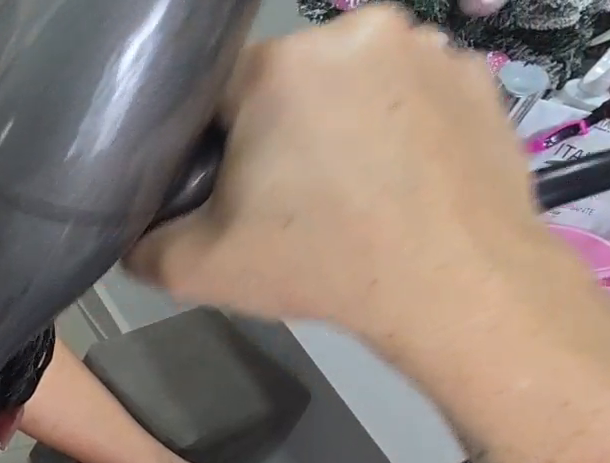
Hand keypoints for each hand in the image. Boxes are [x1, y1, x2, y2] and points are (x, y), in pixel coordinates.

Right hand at [126, 5, 583, 364]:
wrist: (451, 282)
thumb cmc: (315, 264)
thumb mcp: (189, 269)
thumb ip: (139, 243)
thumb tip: (134, 230)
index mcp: (280, 67)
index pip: (209, 89)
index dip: (199, 141)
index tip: (208, 185)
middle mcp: (356, 34)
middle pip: (279, 81)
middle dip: (265, 130)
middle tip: (267, 197)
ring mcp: (428, 47)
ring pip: (340, 83)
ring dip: (324, 124)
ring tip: (327, 190)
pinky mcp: (475, 74)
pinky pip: (399, 93)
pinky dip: (380, 129)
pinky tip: (378, 182)